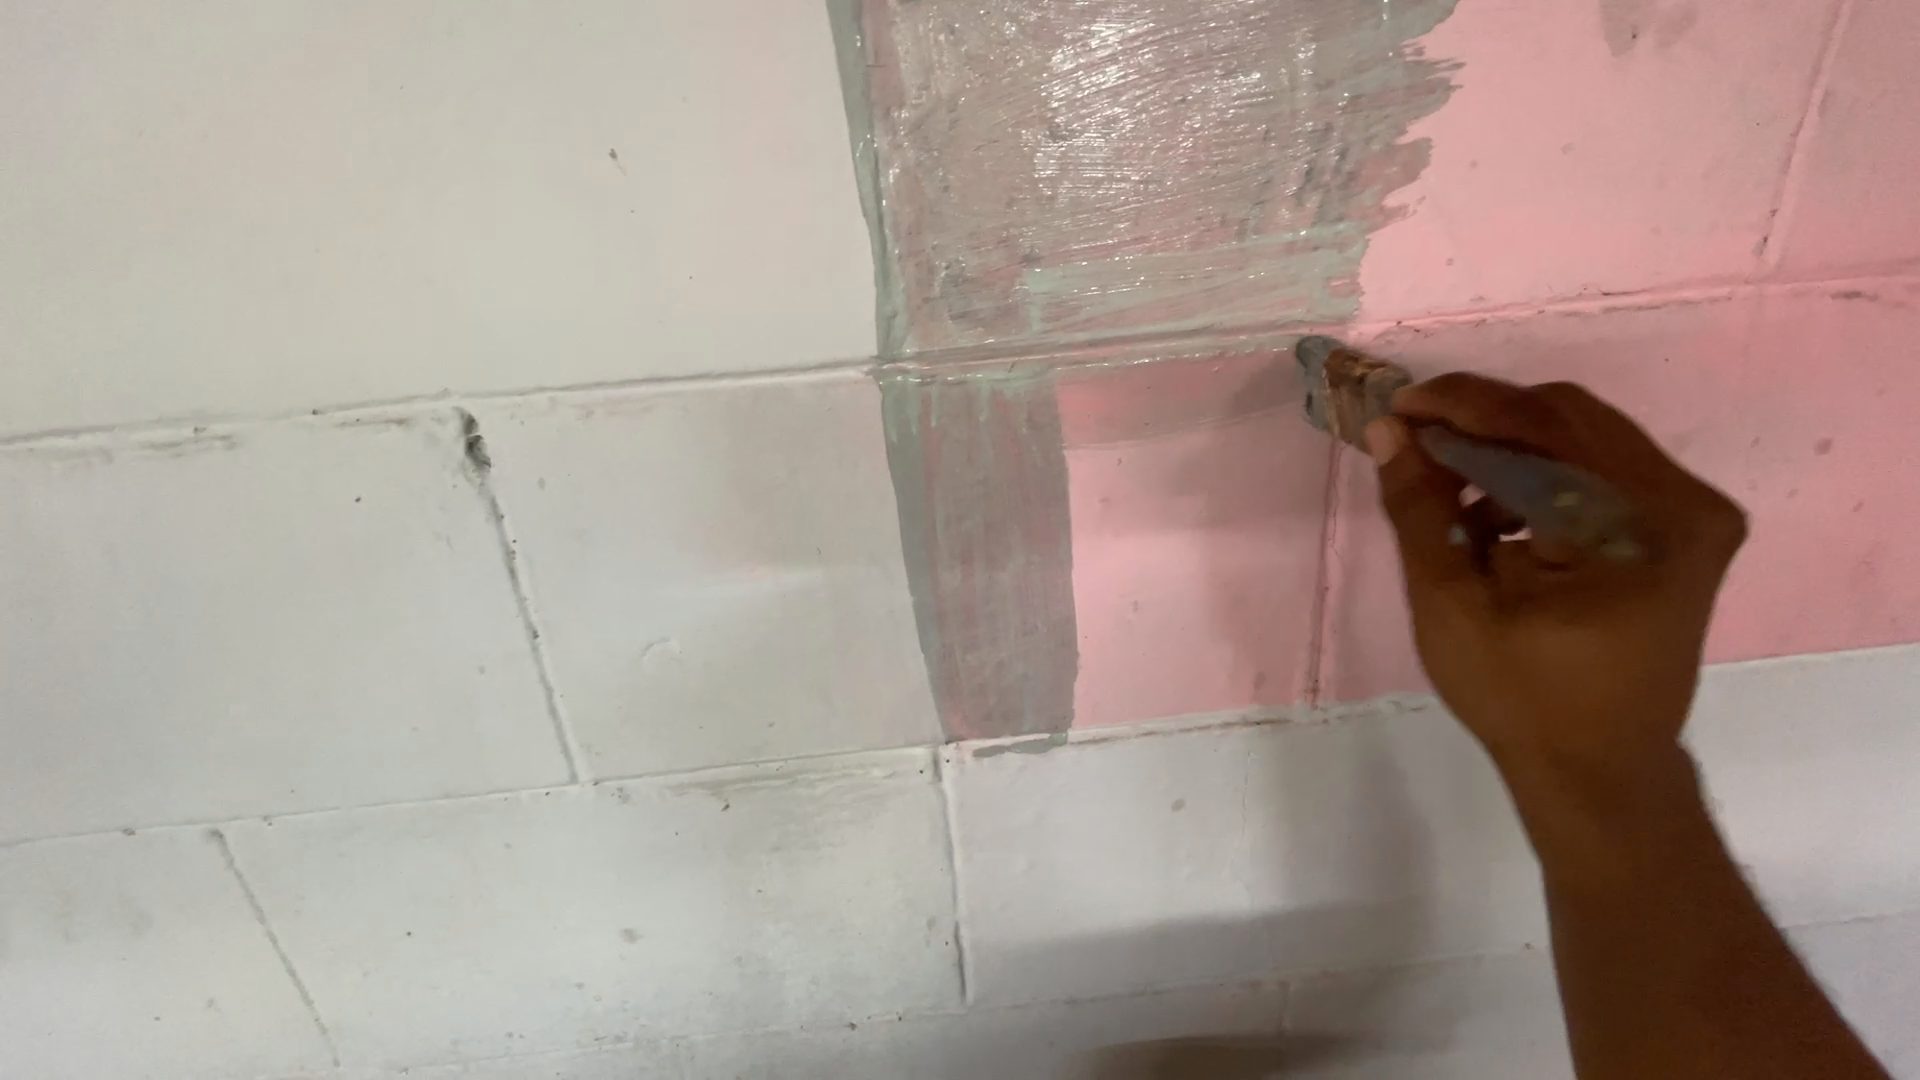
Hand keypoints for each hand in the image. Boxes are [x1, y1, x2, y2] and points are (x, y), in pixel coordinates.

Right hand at [1366, 374, 1746, 776]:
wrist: (1596, 765)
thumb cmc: (1515, 692)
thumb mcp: (1448, 599)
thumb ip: (1418, 507)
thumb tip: (1388, 430)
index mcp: (1635, 523)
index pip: (1538, 425)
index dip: (1459, 405)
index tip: (1395, 406)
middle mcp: (1684, 502)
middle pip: (1566, 417)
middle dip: (1479, 418)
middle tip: (1412, 437)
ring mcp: (1691, 514)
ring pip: (1581, 435)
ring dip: (1504, 445)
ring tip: (1443, 482)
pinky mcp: (1681, 529)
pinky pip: (1598, 466)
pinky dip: (1535, 471)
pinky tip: (1490, 511)